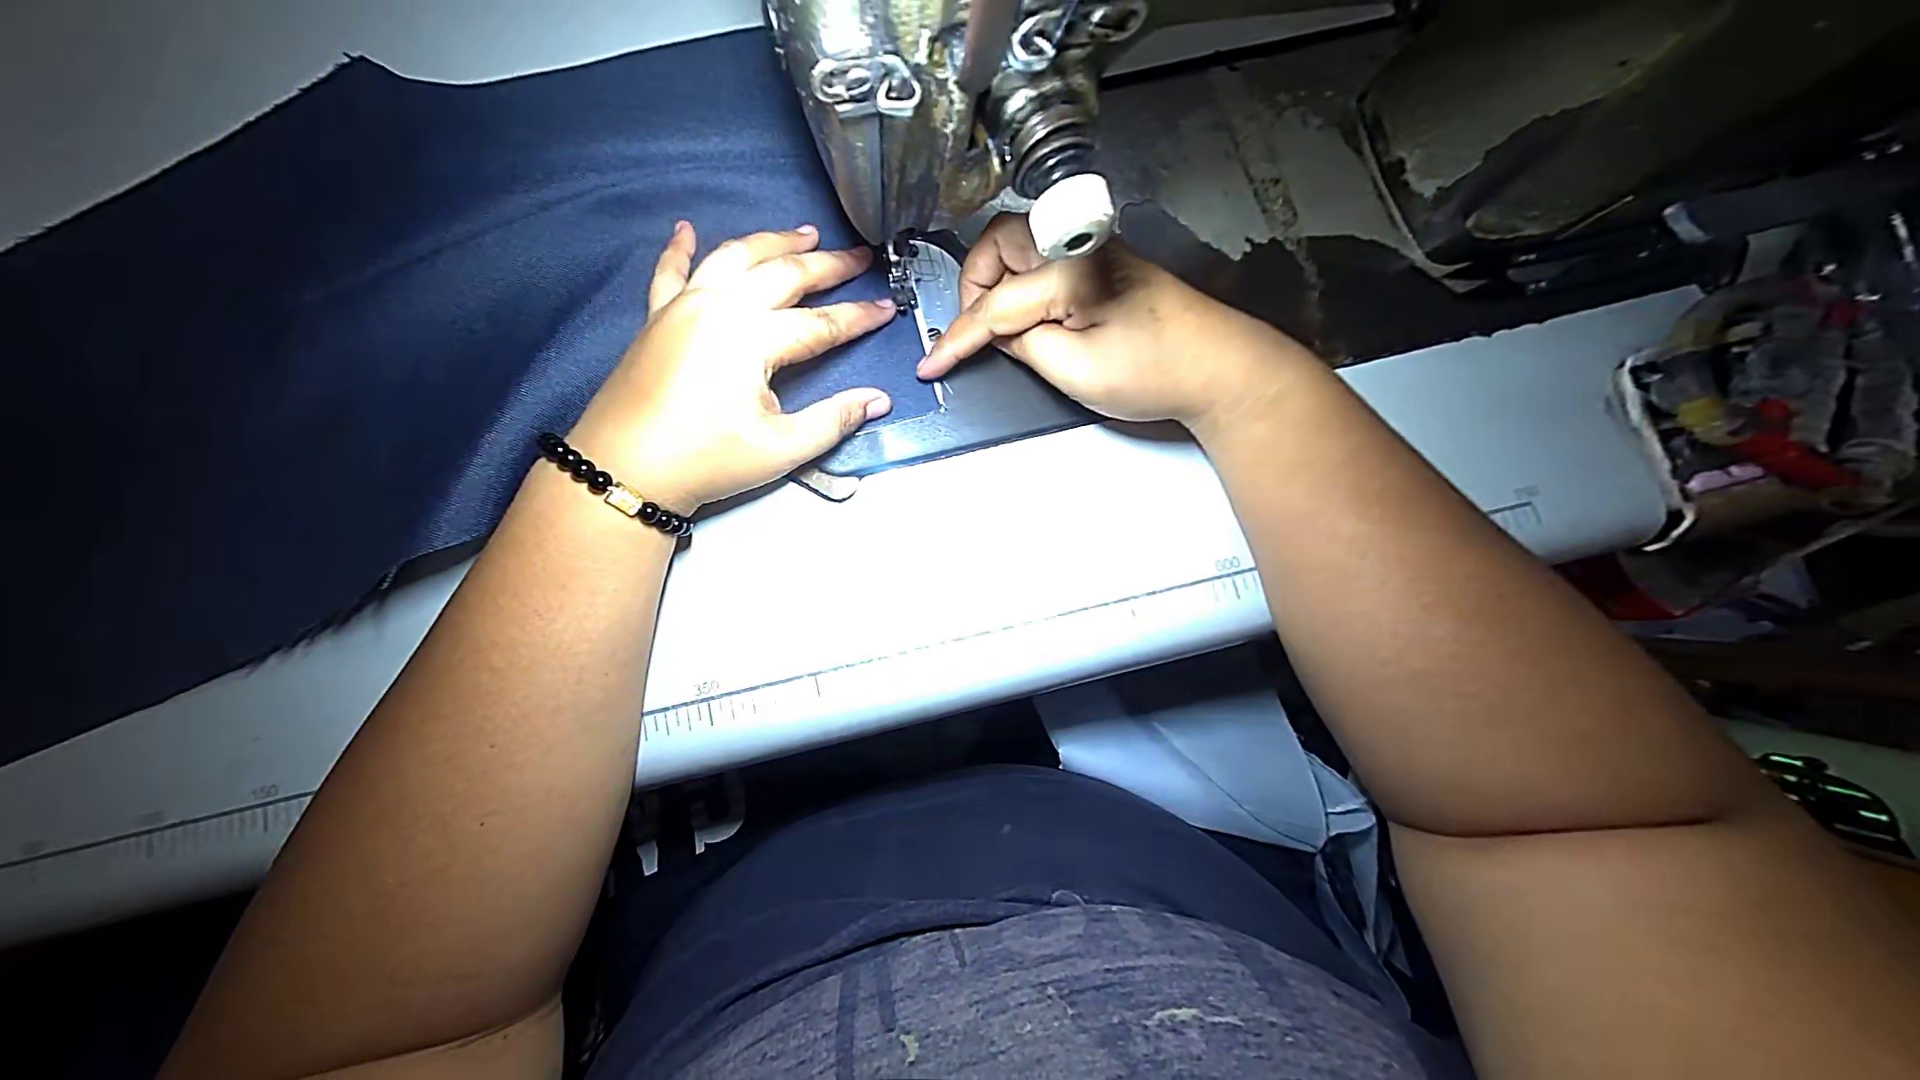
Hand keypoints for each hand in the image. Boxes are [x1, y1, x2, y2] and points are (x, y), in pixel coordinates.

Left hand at [567, 222, 895, 511]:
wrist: (625, 469)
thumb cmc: (705, 460)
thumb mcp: (781, 448)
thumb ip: (834, 419)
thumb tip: (877, 400)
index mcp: (753, 337)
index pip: (821, 322)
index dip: (859, 316)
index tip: (887, 308)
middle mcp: (720, 306)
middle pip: (784, 273)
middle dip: (828, 264)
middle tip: (859, 257)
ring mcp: (684, 305)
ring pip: (734, 256)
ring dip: (773, 241)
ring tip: (804, 232)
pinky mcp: (656, 317)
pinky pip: (671, 270)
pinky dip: (680, 247)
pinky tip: (687, 229)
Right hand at [916, 213, 1310, 433]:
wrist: (1219, 369)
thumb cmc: (1158, 372)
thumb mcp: (1076, 371)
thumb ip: (1023, 345)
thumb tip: (999, 333)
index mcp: (1072, 268)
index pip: (995, 304)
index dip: (957, 337)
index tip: (931, 362)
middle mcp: (1081, 245)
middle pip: (999, 243)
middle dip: (976, 286)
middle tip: (977, 333)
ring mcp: (1094, 250)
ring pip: (1019, 247)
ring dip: (998, 282)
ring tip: (1006, 330)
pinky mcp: (1103, 263)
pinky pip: (1044, 261)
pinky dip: (1024, 285)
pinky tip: (1034, 319)